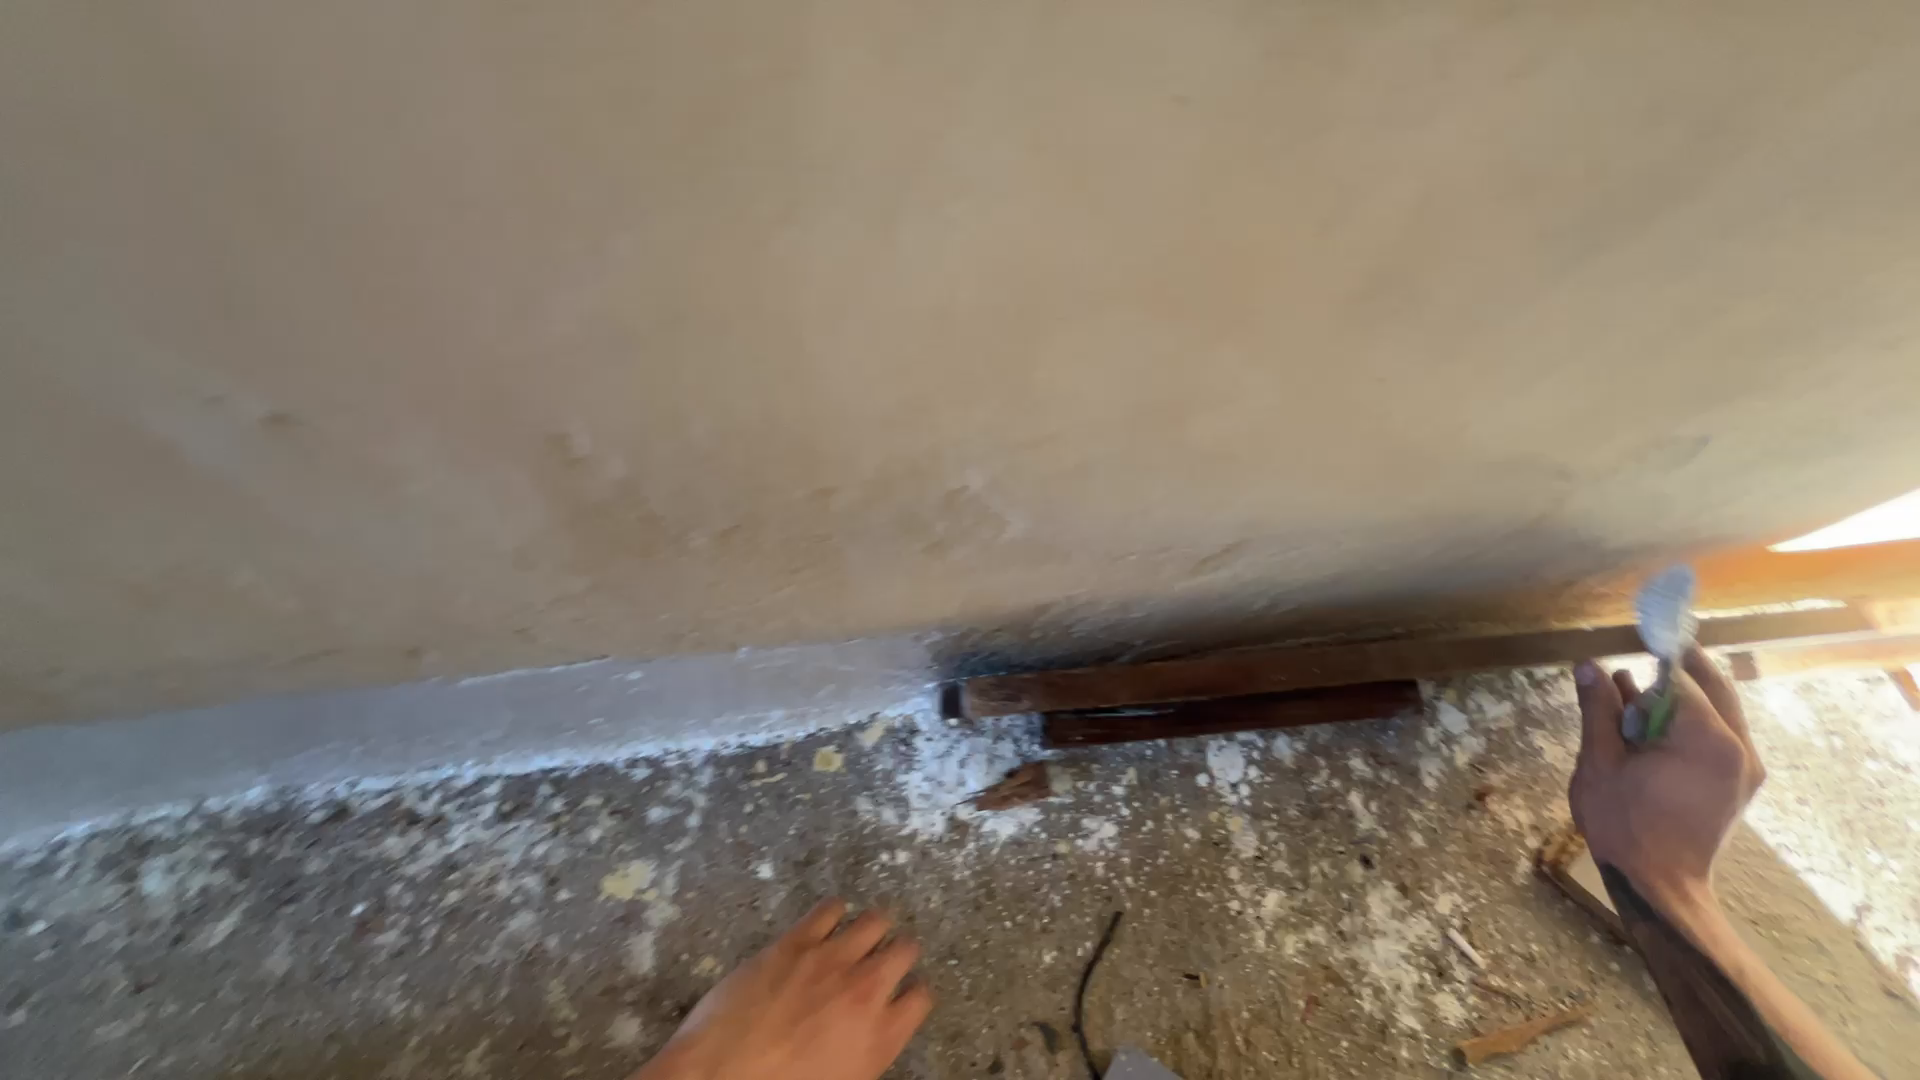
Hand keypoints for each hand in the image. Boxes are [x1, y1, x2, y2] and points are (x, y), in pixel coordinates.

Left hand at [633, 898, 932, 1079]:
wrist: (716, 1079)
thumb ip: (866, 1050)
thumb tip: (869, 1034)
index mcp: (878, 1038)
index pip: (921, 998)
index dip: (914, 994)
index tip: (904, 993)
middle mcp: (864, 991)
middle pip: (905, 950)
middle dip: (900, 952)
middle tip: (887, 958)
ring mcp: (830, 960)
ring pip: (875, 920)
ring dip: (874, 928)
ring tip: (864, 933)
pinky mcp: (796, 940)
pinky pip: (830, 908)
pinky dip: (834, 911)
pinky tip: (829, 918)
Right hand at [1568, 646, 1766, 918]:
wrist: (1656, 881)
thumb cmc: (1621, 820)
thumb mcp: (1598, 760)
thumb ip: (1598, 710)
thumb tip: (1590, 666)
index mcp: (1708, 740)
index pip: (1680, 681)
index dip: (1651, 659)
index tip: (1628, 638)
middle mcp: (1739, 749)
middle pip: (1712, 689)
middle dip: (1674, 669)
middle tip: (1635, 653)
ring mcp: (1743, 768)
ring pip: (1717, 711)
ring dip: (1676, 696)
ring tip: (1624, 690)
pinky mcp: (1735, 781)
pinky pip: (1716, 734)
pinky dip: (1684, 720)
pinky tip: (1644, 723)